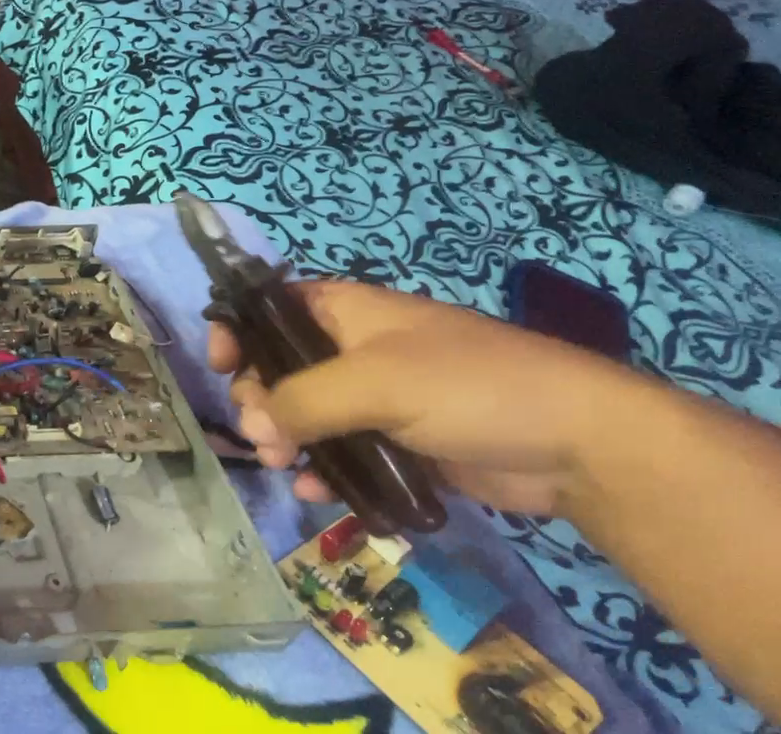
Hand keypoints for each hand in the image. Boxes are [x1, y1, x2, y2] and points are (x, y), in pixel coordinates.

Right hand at [210, 280, 657, 515]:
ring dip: (284, 440)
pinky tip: (316, 493)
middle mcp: (351, 348)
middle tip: (265, 436)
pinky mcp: (396, 442)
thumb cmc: (468, 385)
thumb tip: (252, 429)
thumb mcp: (373, 382)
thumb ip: (300, 402)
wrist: (581, 444)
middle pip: (276, 366)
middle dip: (259, 401)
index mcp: (344, 311)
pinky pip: (339, 451)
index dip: (236, 330)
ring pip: (303, 414)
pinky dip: (322, 470)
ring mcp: (374, 397)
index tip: (219, 366)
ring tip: (285, 468)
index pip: (267, 308)